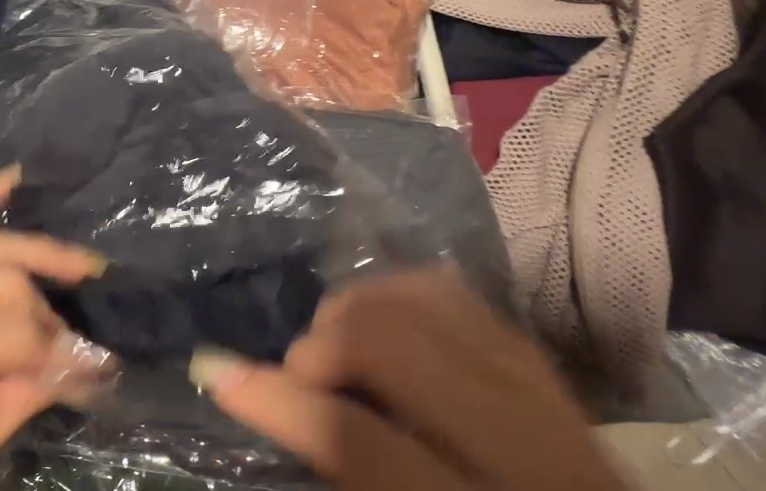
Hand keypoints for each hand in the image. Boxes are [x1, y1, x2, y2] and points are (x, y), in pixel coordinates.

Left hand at [0, 166, 111, 490]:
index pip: (15, 332)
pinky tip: (14, 181)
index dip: (59, 349)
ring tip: (75, 266)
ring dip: (32, 252)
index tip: (91, 369)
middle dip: (46, 309)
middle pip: (2, 279)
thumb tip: (83, 367)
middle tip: (71, 343)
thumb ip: (16, 405)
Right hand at [189, 268, 627, 490]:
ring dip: (360, 310)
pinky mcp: (547, 367)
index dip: (280, 403)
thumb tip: (271, 402)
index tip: (217, 372)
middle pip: (393, 343)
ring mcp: (547, 396)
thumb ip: (348, 468)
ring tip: (336, 347)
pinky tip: (379, 320)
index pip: (360, 440)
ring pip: (427, 302)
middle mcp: (526, 448)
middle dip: (322, 344)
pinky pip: (460, 297)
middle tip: (299, 372)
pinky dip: (402, 296)